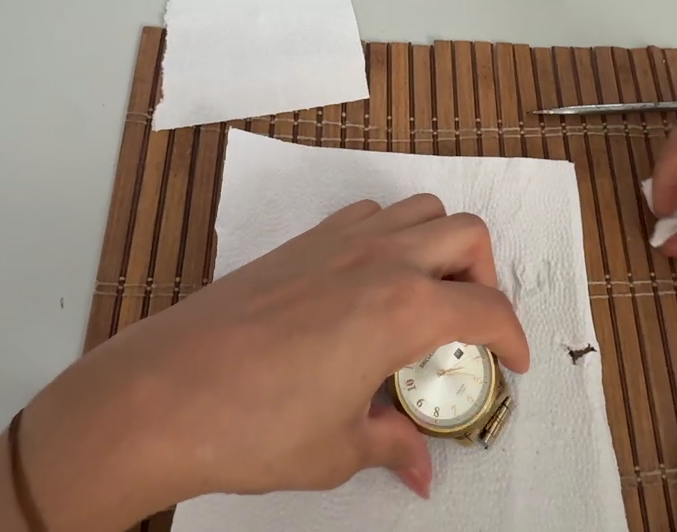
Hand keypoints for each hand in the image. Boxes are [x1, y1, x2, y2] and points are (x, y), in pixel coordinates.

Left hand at [9, 195, 529, 529]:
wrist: (163, 392)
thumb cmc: (254, 426)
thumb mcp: (338, 448)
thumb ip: (393, 444)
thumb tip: (422, 467)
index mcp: (403, 308)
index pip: (486, 309)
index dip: (513, 338)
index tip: (513, 363)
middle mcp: (381, 258)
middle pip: (467, 233)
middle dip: (485, 276)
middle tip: (472, 325)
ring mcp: (341, 239)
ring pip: (420, 209)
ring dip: (440, 245)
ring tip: (428, 296)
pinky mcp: (305, 239)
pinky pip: (370, 214)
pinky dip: (391, 234)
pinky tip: (372, 281)